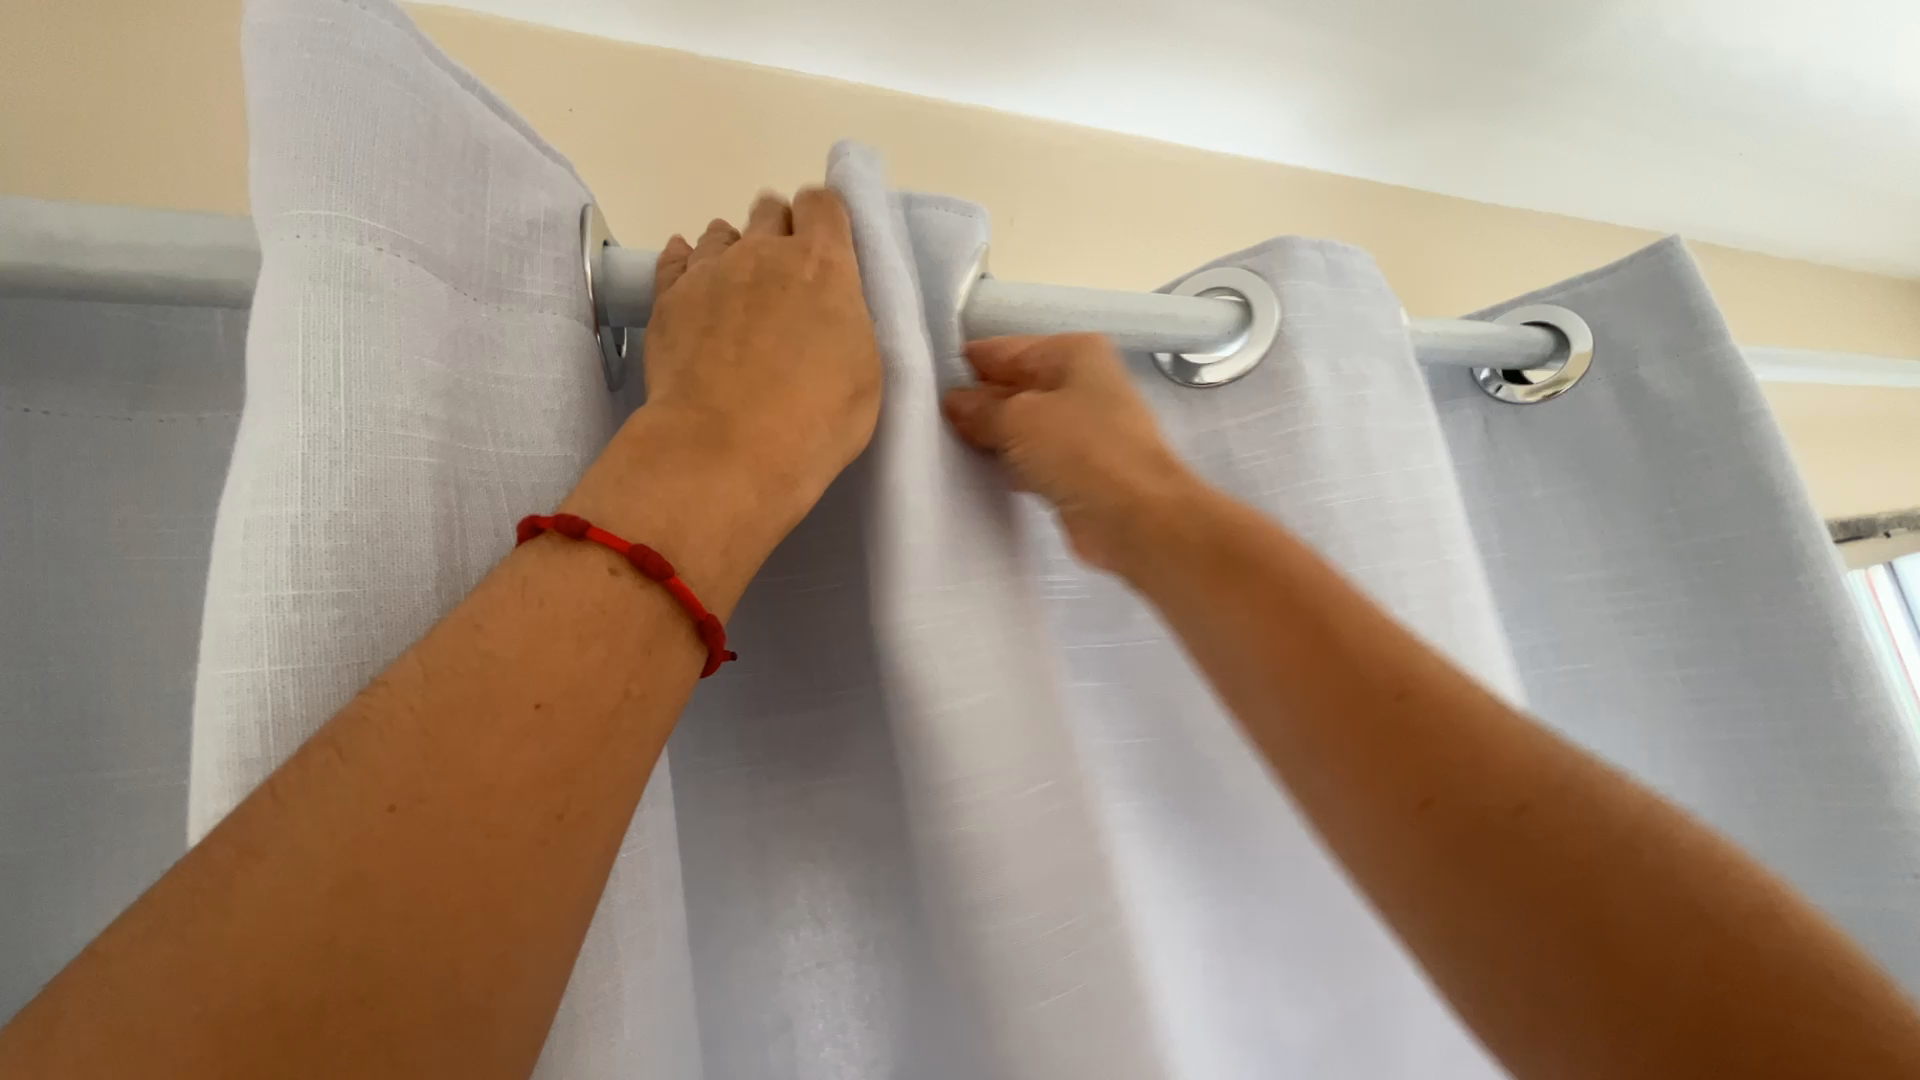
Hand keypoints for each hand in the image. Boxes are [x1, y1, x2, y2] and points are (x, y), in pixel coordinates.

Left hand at [643, 189, 880, 526]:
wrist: (728, 449)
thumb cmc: (816, 419)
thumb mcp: (865, 372)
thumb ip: (847, 322)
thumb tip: (828, 307)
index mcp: (822, 265)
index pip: (823, 204)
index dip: (824, 220)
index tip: (827, 247)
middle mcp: (763, 253)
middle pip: (770, 211)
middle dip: (780, 233)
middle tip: (786, 280)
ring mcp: (709, 272)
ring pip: (721, 234)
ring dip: (735, 252)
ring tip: (739, 294)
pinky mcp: (667, 299)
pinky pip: (676, 261)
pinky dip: (688, 265)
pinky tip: (694, 286)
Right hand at [941, 334, 1197, 571]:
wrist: (1136, 517)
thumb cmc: (1080, 450)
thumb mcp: (1019, 418)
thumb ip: (981, 408)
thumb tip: (954, 401)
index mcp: (1072, 353)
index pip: (1005, 349)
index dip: (966, 364)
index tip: (923, 382)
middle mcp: (1080, 384)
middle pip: (1014, 386)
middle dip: (976, 402)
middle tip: (924, 417)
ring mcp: (1082, 430)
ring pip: (1022, 426)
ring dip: (991, 436)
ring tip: (941, 444)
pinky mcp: (1078, 471)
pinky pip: (1032, 459)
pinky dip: (1010, 465)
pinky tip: (976, 473)